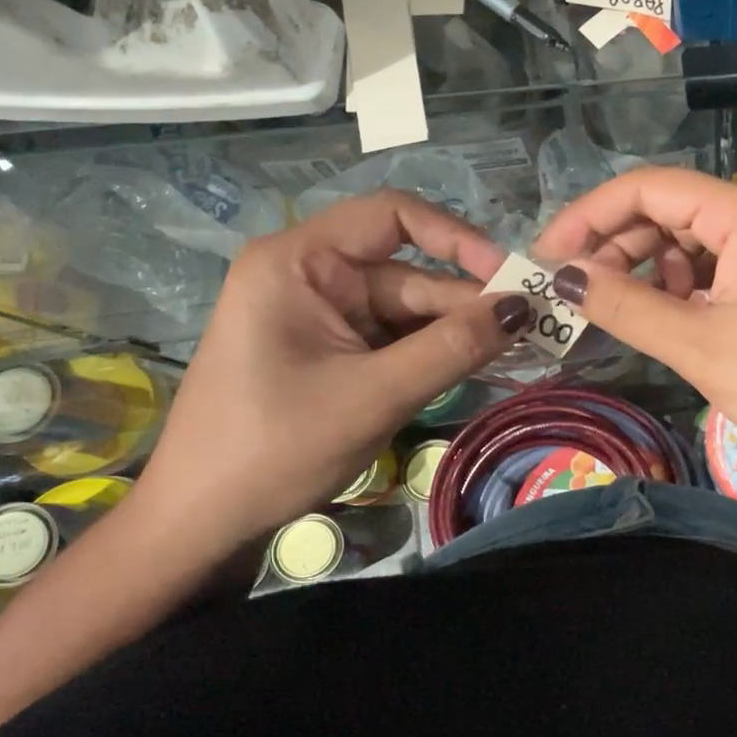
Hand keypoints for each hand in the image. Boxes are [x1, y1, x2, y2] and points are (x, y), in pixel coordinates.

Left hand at [131, 191, 535, 541]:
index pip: (394, 216)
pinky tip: (475, 366)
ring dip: (458, 332)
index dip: (458, 239)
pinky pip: (397, 337)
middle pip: (411, 272)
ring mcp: (323, 315)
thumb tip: (526, 308)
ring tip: (516, 354)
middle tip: (533, 334)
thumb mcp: (375, 395)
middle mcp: (311, 275)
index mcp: (299, 263)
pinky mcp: (333, 349)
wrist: (202, 520)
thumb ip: (454, 347)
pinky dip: (436, 352)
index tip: (510, 278)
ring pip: (411, 309)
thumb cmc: (275, 447)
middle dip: (469, 302)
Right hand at [532, 168, 736, 461]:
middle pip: (668, 210)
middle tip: (577, 292)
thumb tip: (563, 277)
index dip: (589, 214)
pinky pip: (714, 265)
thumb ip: (626, 306)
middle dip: (616, 245)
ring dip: (647, 268)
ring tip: (622, 310)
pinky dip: (681, 286)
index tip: (548, 256)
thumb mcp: (698, 344)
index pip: (649, 186)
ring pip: (688, 240)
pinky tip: (668, 317)